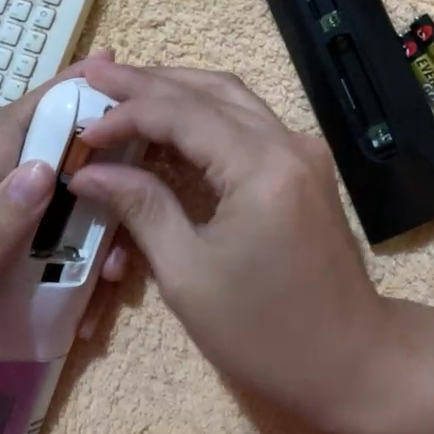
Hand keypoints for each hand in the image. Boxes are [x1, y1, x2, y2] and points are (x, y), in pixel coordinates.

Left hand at [0, 52, 134, 432]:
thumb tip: (46, 164)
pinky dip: (86, 250)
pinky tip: (101, 286)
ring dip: (100, 211)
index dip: (61, 91)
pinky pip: (54, 237)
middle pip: (48, 152)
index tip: (107, 65)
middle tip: (149, 148)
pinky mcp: (1, 260)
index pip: (15, 126)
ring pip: (59, 197)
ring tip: (128, 248)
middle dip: (97, 142)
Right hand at [65, 61, 399, 433]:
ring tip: (125, 90)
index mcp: (262, 167)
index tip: (83, 128)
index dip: (128, 112)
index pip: (184, 113)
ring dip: (180, 91)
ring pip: (234, 98)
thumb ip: (142, 207)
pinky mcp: (305, 165)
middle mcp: (289, 142)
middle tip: (96, 76)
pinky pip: (250, 122)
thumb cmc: (264, 332)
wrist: (350, 357)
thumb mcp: (189, 275)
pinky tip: (171, 122)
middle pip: (212, 90)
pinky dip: (207, 115)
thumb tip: (90, 171)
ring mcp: (303, 150)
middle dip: (151, 82)